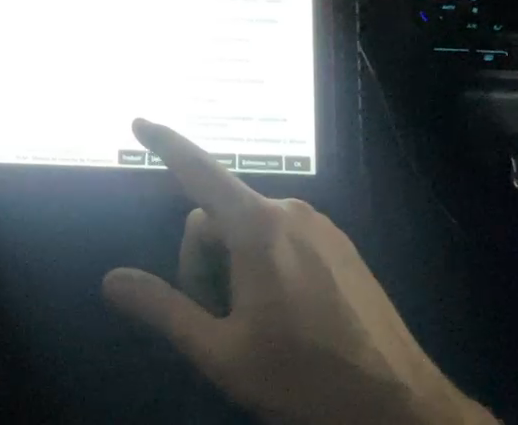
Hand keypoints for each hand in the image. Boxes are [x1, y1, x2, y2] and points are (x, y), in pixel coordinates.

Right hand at [103, 120, 496, 424]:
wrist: (406, 411)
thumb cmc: (306, 380)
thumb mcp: (223, 354)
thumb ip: (164, 310)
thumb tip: (112, 280)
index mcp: (257, 228)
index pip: (197, 171)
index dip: (164, 144)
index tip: (139, 122)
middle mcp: (289, 211)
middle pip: (217, 216)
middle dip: (201, 260)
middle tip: (213, 320)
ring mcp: (321, 227)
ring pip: (250, 228)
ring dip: (232, 264)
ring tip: (250, 324)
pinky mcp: (342, 247)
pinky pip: (283, 237)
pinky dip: (263, 262)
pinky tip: (282, 315)